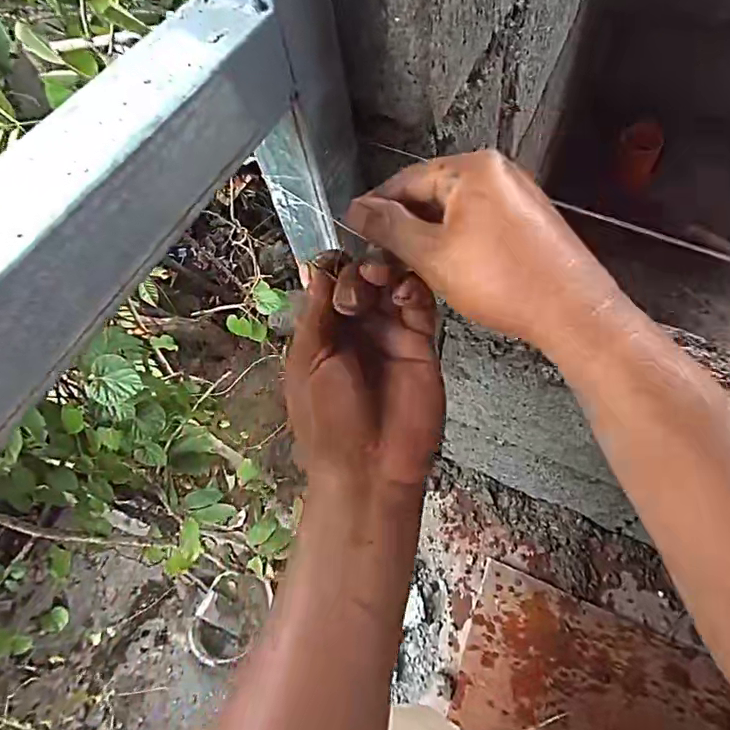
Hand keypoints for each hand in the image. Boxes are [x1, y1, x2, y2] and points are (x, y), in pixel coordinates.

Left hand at [282, 251, 443, 499]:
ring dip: (387, 272)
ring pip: (394, 285)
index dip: (335, 267)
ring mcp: (392, 333)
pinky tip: (405, 293)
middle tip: (360, 284)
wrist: (369, 468)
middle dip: (361, 270)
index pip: (332, 282)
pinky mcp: (422, 343)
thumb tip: (316, 267)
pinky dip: (415, 290)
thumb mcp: (307, 363)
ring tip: (381, 280)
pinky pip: (422, 306)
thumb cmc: (327, 420)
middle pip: (365, 277)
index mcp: (325, 330)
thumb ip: (316, 314)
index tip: (336, 261)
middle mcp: (359, 327)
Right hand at [344, 150, 623, 353]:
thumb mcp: (432, 255)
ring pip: (455, 213)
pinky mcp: (527, 222)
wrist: (570, 312)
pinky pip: (480, 224)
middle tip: (388, 259)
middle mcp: (499, 174)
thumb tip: (360, 209)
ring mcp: (516, 197)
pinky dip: (459, 244)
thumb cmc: (511, 283)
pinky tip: (454, 272)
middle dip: (406, 227)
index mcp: (475, 169)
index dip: (377, 209)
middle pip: (431, 194)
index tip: (360, 230)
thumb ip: (389, 227)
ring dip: (431, 239)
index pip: (405, 180)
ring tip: (420, 271)